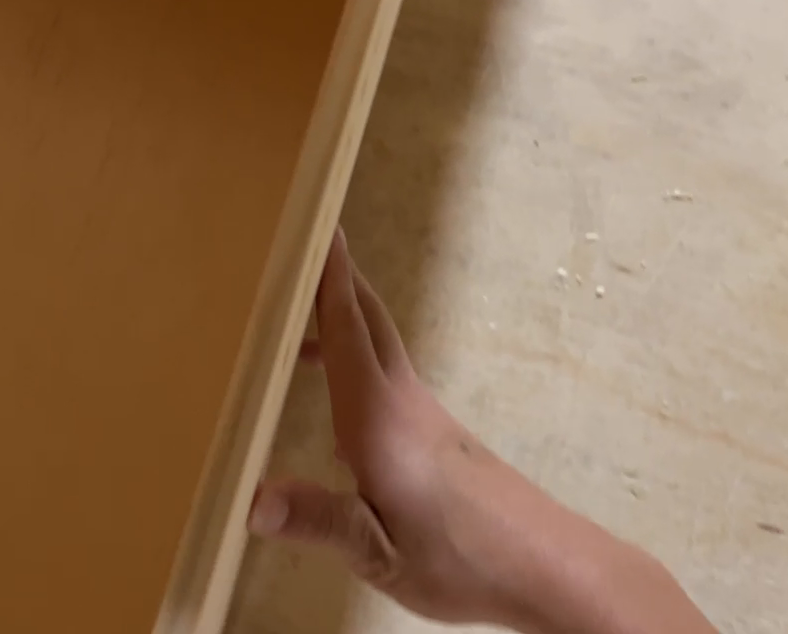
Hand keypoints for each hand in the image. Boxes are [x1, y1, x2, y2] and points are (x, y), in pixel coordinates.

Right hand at [247, 230, 592, 627]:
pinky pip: (382, 370)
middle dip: (337, 277)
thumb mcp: (380, 551)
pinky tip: (330, 394)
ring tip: (300, 311)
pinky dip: (351, 357)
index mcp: (378, 415)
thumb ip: (319, 520)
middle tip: (305, 244)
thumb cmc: (460, 554)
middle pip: (366, 317)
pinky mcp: (428, 426)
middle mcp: (399, 396)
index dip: (330, 279)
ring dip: (343, 313)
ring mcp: (418, 408)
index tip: (322, 227)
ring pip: (376, 341)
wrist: (536, 560)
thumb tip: (251, 500)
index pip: (348, 330)